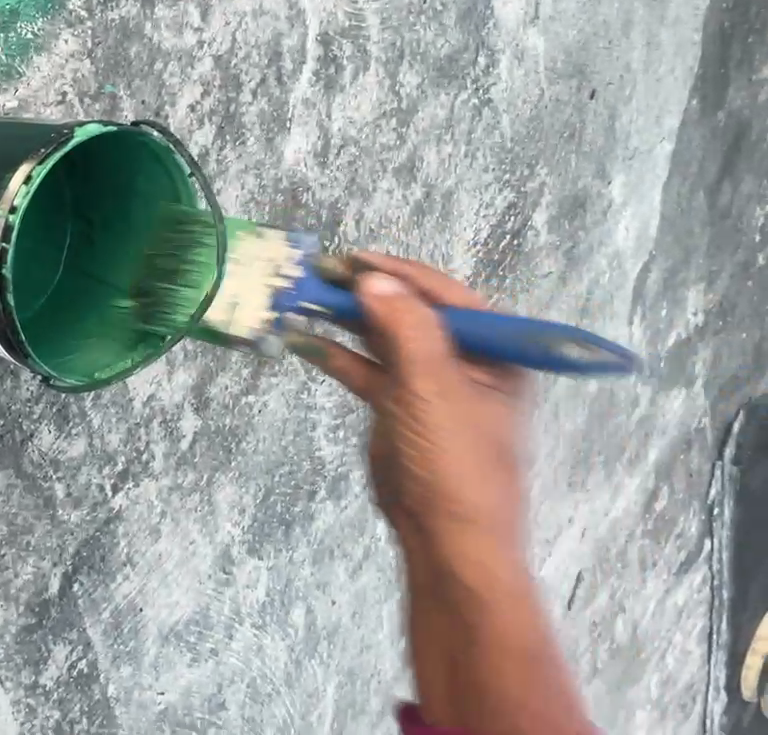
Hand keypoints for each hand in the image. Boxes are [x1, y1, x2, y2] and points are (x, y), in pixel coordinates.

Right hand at [286, 252, 529, 554]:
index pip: (444, 296)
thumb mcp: (434, 387)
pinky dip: (331, 351)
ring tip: (300, 298)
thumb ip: (406, 327)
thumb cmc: (454, 458)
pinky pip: (360, 366)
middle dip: (362, 292)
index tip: (350, 259)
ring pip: (379, 336)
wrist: (445, 532)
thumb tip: (373, 277)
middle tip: (316, 273)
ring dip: (340, 318)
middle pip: (407, 311)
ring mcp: (426, 382)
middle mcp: (461, 361)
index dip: (398, 273)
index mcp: (492, 353)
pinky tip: (298, 338)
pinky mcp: (394, 403)